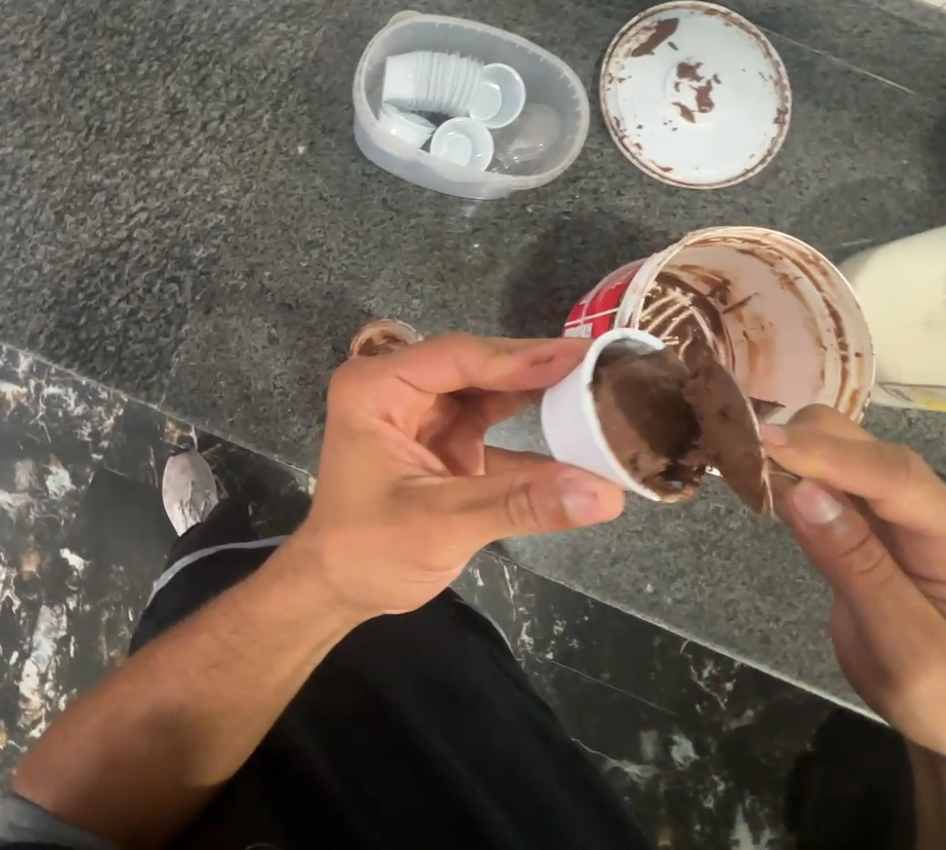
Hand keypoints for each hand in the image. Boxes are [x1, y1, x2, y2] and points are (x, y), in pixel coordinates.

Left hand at [287, 334, 623, 618]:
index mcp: (377, 388)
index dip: (520, 358)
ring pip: (491, 392)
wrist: (340, 587)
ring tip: (605, 391)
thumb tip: (605, 494)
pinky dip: (536, 436)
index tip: (582, 357)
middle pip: (477, 367)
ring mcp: (423, 413)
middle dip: (537, 370)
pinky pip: (496, 425)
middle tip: (606, 366)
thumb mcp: (441, 524)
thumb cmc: (369, 550)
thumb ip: (519, 504)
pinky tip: (583, 441)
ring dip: (543, 396)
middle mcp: (398, 389)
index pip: (456, 357)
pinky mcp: (446, 440)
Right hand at [763, 407, 945, 786]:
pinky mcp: (868, 526)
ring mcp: (902, 518)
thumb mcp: (908, 652)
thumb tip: (801, 492)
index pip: (898, 478)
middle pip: (870, 450)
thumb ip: (858, 569)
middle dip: (807, 441)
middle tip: (739, 452)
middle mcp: (937, 517)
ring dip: (794, 450)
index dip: (830, 455)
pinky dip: (789, 472)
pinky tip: (757, 479)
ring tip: (740, 462)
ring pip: (845, 454)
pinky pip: (826, 482)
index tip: (764, 441)